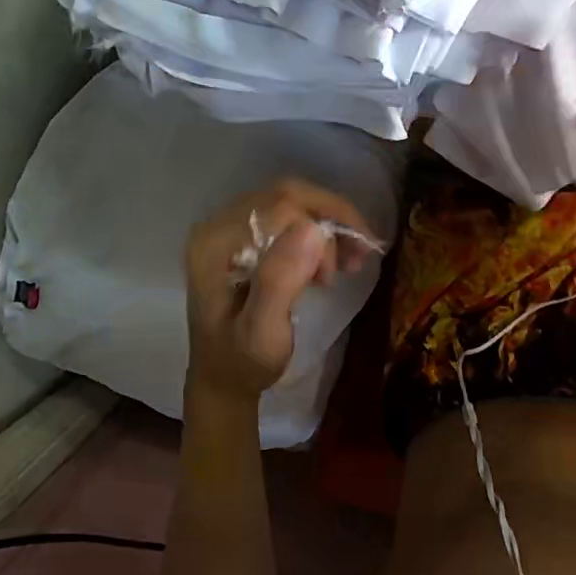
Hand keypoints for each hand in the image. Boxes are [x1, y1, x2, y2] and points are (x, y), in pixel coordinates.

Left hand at [184, 180, 376, 400]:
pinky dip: (316, 232)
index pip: (278, 206)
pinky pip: (286, 217)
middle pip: (285, 196)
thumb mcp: (262, 332)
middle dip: (331, 218)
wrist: (223, 379)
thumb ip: (280, 280)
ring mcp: (228, 230)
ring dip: (328, 224)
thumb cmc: (242, 361)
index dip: (322, 227)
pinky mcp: (242, 239)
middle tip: (360, 253)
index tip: (343, 269)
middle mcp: (217, 227)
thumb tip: (312, 228)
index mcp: (215, 245)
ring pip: (290, 202)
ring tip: (351, 260)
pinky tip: (331, 260)